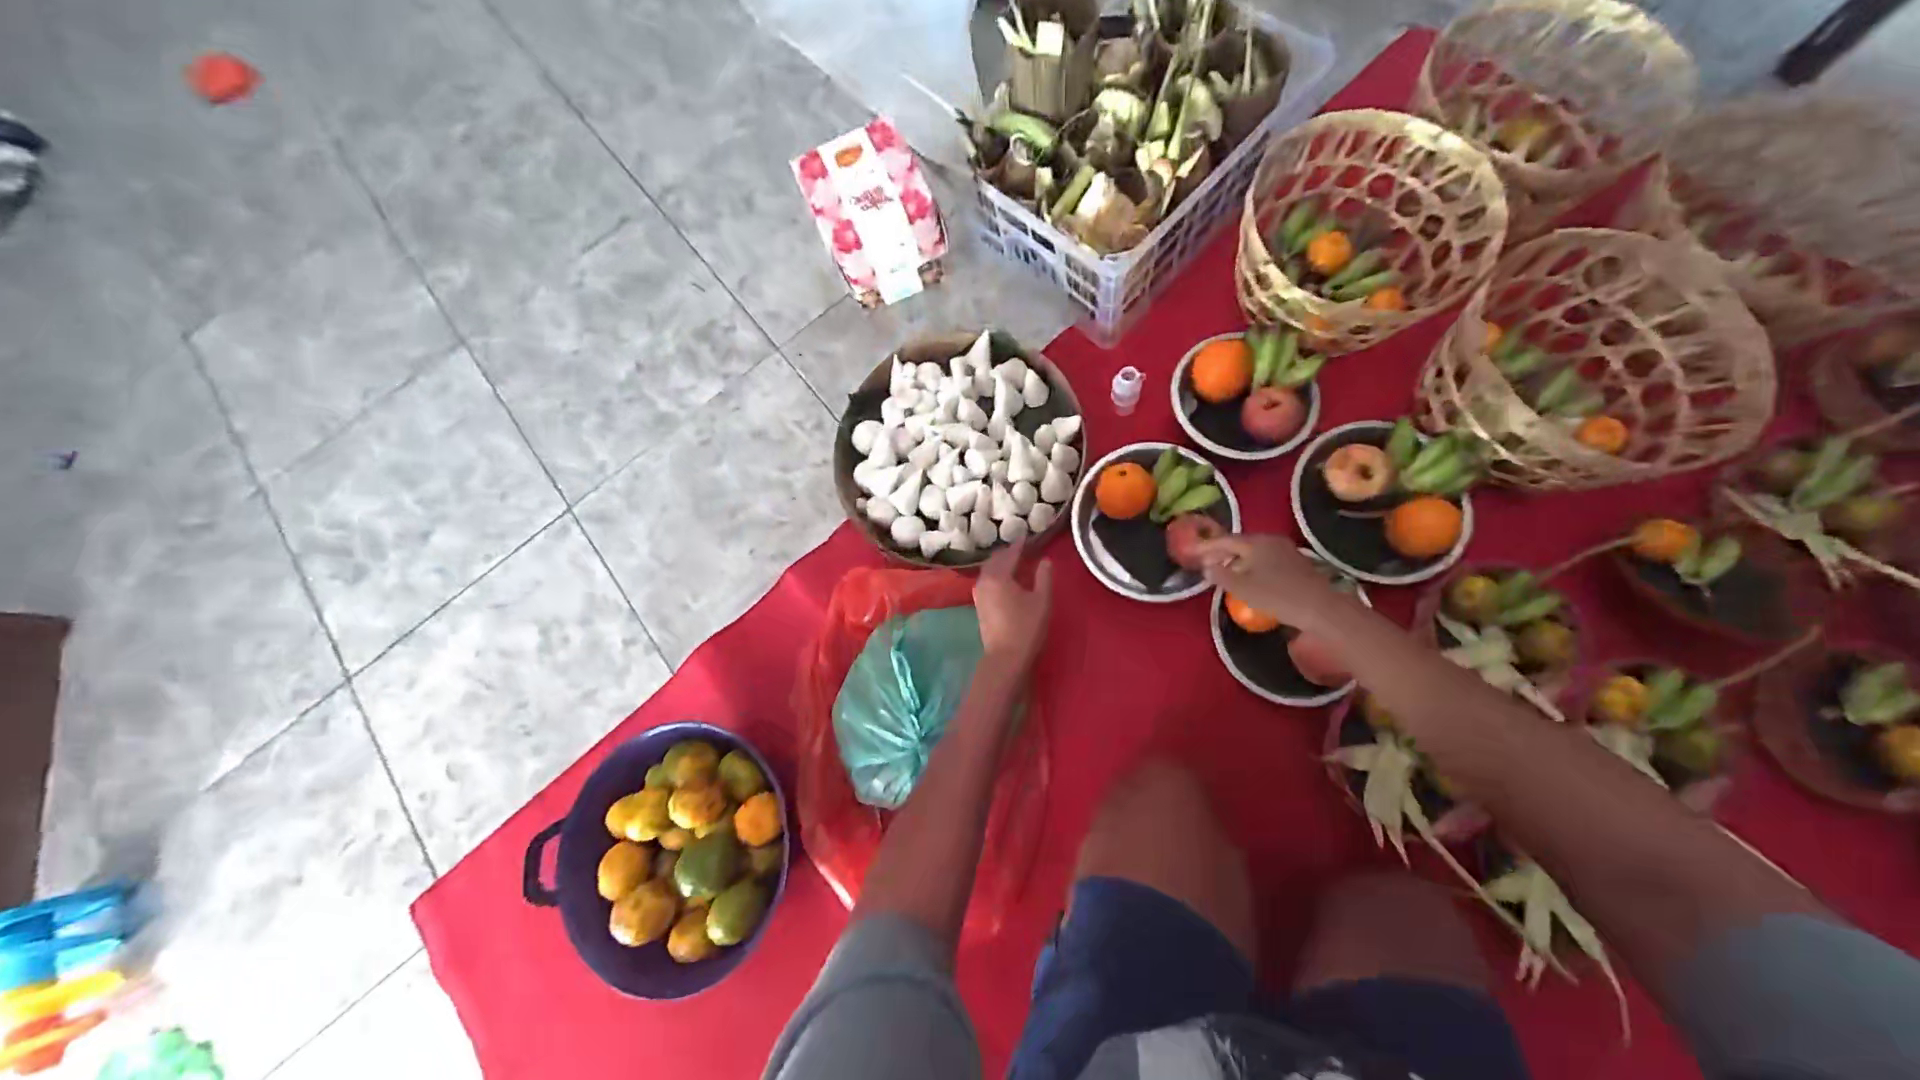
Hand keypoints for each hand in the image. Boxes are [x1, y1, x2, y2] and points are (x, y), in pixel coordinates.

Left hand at [974, 541, 1052, 673]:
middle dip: (1008, 552)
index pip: (1010, 554)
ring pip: (989, 570)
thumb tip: (1045, 560)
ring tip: (1015, 561)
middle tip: (1023, 547)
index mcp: (999, 576)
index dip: (1020, 544)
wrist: (1005, 657)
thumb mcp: (1042, 600)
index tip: (1028, 537)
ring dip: (1001, 563)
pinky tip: (1006, 578)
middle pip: (996, 559)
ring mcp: (979, 593)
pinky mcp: (979, 604)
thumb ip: (1044, 576)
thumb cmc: (1027, 628)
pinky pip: (987, 580)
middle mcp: (984, 580)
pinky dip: (996, 574)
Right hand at [1192, 533, 1341, 627]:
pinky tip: (1247, 578)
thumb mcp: (1242, 588)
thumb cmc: (1277, 595)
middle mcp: (1271, 541)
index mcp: (1256, 542)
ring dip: (1236, 560)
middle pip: (1240, 543)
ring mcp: (1285, 551)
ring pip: (1253, 552)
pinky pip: (1265, 560)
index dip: (1207, 546)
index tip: (1192, 552)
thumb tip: (1207, 567)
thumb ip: (1221, 576)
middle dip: (1221, 552)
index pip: (1225, 540)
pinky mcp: (1295, 564)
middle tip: (1205, 562)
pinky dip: (1251, 566)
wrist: (1321, 608)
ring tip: (1223, 572)